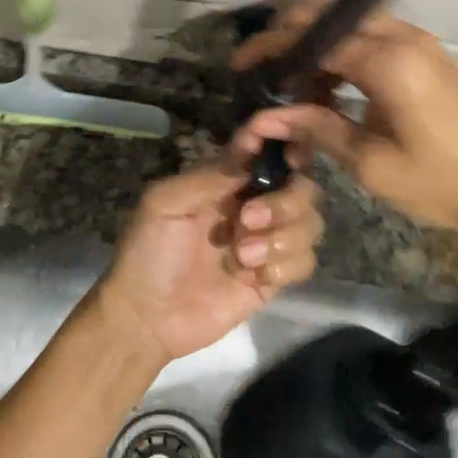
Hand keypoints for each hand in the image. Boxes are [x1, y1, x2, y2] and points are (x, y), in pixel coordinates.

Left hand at [94, 165, 322, 361]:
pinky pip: (305, 262)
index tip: (291, 150)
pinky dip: (284, 267)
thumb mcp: (164, 203)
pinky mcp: (273, 277)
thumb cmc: (148, 251)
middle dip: (285, 201)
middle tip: (247, 221)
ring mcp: (266, 241)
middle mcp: (252, 204)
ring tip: (242, 257)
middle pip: (302, 186)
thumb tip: (251, 156)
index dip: (284, 141)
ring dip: (282, 238)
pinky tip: (252, 278)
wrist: (147, 316)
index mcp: (224, 179)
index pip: (265, 149)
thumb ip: (208, 177)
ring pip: (310, 223)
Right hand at [231, 0, 457, 246]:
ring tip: (289, 78)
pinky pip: (367, 30)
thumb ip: (316, 129)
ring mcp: (415, 39)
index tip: (241, 66)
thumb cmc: (443, 185)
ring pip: (347, 12)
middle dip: (287, 25)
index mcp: (387, 64)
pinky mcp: (422, 51)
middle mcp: (401, 37)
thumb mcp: (371, 165)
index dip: (271, 49)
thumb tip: (263, 118)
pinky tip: (323, 82)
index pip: (313, 38)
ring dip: (312, 35)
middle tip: (263, 60)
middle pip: (329, 4)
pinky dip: (337, 45)